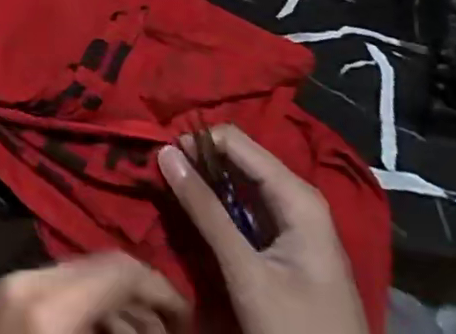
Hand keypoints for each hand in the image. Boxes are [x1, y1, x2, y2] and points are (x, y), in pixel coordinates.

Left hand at [0, 252, 189, 333]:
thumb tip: (170, 329)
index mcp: (49, 305)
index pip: (122, 270)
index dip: (164, 292)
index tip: (190, 322)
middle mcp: (28, 282)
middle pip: (102, 271)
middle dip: (142, 304)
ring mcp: (11, 290)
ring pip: (81, 282)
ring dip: (116, 312)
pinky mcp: (4, 305)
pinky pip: (58, 296)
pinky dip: (88, 318)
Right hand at [158, 125, 368, 333]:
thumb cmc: (296, 331)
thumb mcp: (246, 272)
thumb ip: (206, 212)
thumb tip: (167, 154)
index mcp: (296, 193)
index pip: (236, 141)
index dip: (196, 142)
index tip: (159, 157)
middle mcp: (297, 196)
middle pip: (240, 158)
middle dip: (198, 161)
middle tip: (158, 173)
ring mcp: (294, 221)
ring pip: (241, 184)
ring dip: (206, 183)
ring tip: (168, 187)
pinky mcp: (286, 245)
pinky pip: (248, 209)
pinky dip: (220, 207)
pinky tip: (195, 214)